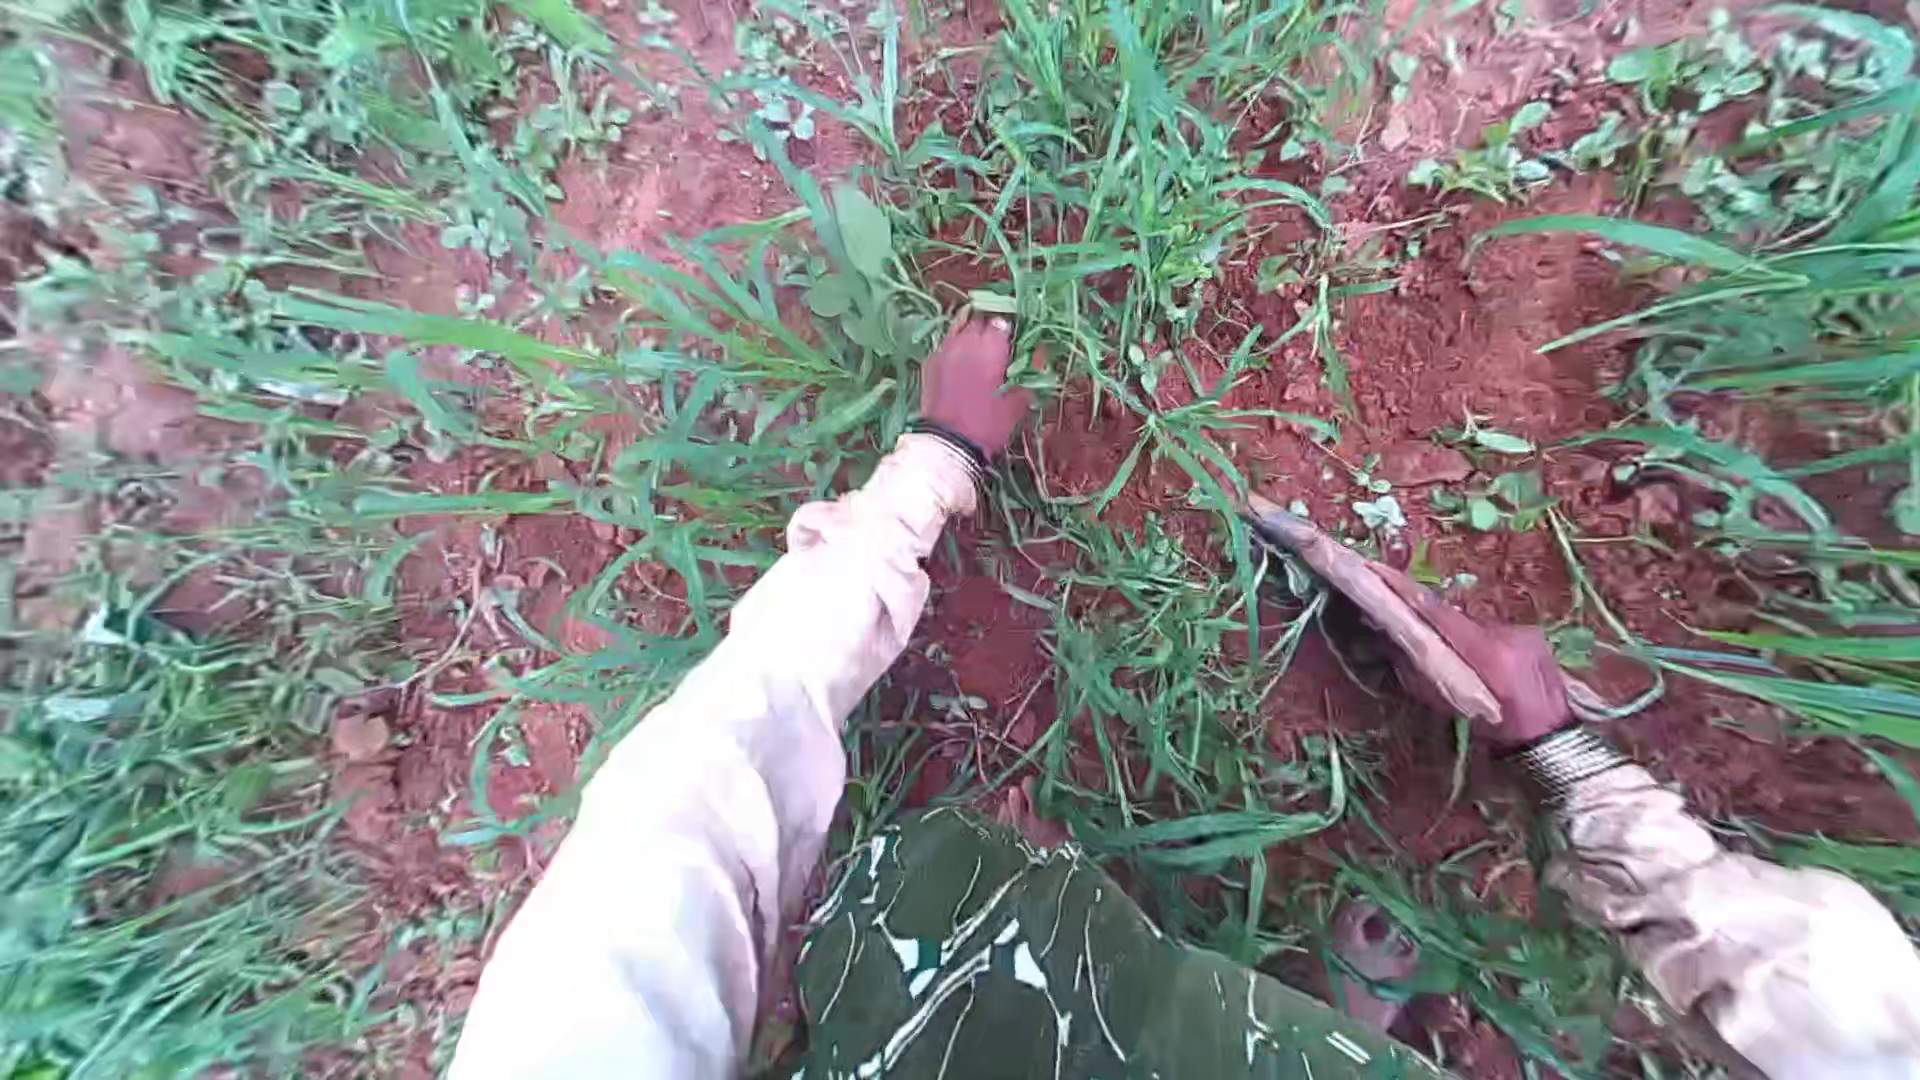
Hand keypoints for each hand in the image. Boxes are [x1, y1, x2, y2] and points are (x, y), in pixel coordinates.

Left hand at [920, 311, 1034, 456]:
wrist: (950, 444)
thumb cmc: (989, 425)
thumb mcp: (1019, 400)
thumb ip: (1031, 371)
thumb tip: (1039, 351)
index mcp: (990, 347)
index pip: (1004, 322)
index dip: (1012, 331)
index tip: (1016, 344)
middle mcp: (965, 341)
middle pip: (981, 320)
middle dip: (990, 330)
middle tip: (998, 349)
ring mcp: (944, 350)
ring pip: (960, 327)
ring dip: (971, 335)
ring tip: (979, 352)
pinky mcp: (930, 362)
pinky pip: (946, 344)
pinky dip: (955, 348)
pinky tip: (961, 364)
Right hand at [1372, 566, 1572, 746]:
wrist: (1554, 739)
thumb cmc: (1491, 724)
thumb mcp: (1444, 702)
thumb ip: (1415, 669)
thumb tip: (1386, 640)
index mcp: (1484, 651)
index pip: (1436, 610)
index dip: (1404, 589)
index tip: (1378, 569)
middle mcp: (1505, 632)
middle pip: (1451, 613)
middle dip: (1425, 615)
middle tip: (1403, 616)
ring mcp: (1523, 630)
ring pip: (1471, 621)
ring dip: (1454, 631)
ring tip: (1450, 651)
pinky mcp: (1533, 634)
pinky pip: (1491, 628)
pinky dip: (1477, 638)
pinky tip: (1479, 658)